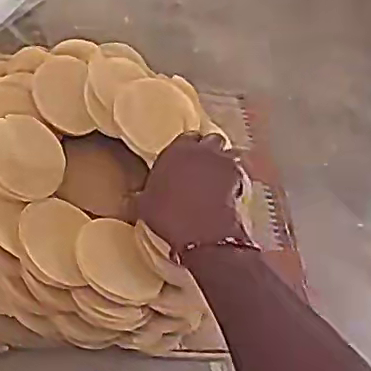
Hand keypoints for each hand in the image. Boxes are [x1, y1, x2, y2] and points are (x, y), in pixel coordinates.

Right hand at [138, 133, 247, 251]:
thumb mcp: (142, 207)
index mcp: (176, 150)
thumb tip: (128, 200)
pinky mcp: (241, 179)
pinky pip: (240, 174)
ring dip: (223, 163)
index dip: (185, 149)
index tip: (181, 161)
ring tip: (216, 180)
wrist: (201, 233)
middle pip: (211, 140)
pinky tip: (228, 194)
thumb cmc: (166, 214)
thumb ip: (138, 197)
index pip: (185, 137)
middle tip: (201, 167)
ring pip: (228, 154)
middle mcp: (202, 150)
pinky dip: (236, 180)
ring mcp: (224, 163)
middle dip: (208, 150)